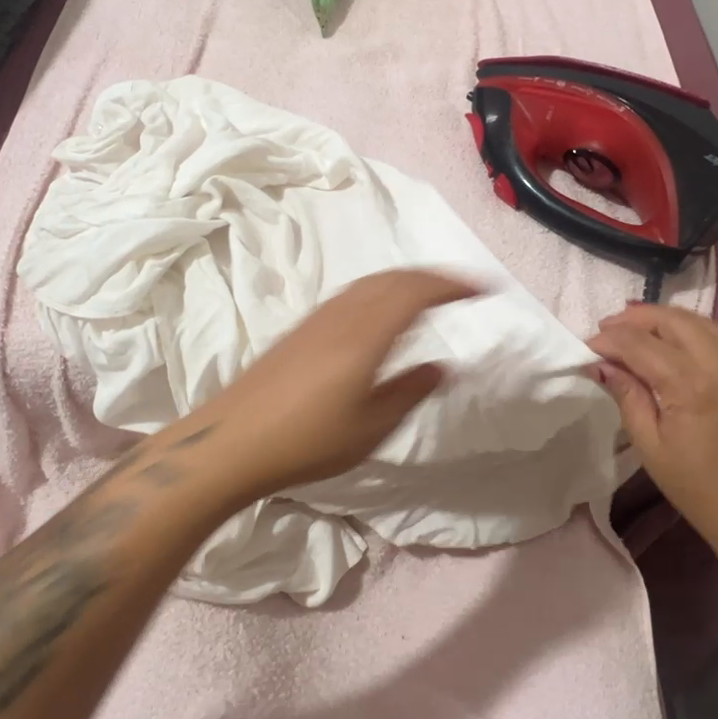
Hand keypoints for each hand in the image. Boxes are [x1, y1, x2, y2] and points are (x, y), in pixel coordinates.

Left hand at [179, 269, 481, 502]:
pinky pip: (351, 293)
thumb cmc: (308, 442)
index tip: (484, 289)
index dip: (454, 285)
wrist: (232, 442)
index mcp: (366, 335)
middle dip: (433, 276)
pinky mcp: (300, 329)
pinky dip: (380, 289)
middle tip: (463, 288)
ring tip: (428, 293)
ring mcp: (317, 319)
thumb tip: (442, 365)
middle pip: (394, 279)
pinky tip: (380, 311)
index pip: (417, 293)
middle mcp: (342, 315)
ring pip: (369, 282)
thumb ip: (411, 392)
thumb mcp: (372, 429)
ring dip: (404, 279)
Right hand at [588, 303, 717, 561]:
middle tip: (607, 328)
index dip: (609, 339)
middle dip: (636, 319)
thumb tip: (601, 364)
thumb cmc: (702, 492)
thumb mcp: (652, 448)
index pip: (641, 344)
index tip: (586, 346)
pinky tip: (672, 344)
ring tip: (635, 330)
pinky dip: (691, 331)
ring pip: (701, 322)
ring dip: (664, 320)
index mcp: (693, 386)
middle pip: (673, 320)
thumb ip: (627, 397)